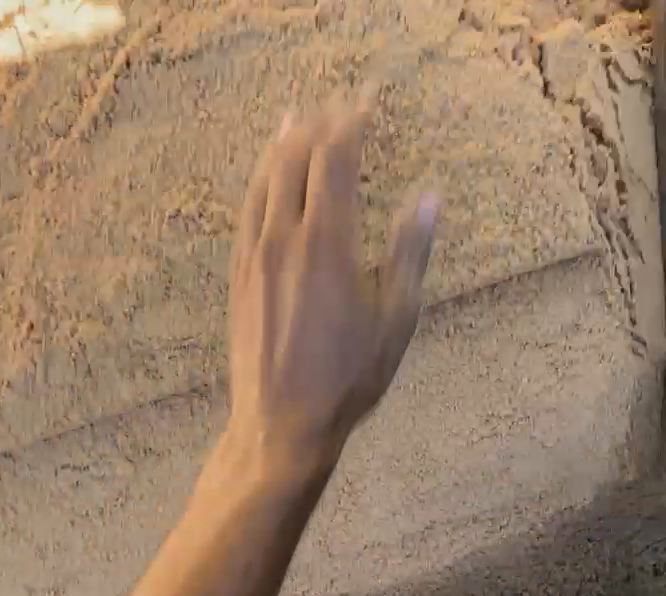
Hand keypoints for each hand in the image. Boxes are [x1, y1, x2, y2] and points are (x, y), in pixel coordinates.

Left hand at [226, 96, 439, 471]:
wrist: (281, 424)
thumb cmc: (347, 381)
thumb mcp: (395, 323)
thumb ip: (410, 255)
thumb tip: (428, 199)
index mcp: (327, 243)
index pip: (336, 159)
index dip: (351, 122)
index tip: (367, 100)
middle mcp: (283, 238)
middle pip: (293, 158)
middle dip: (316, 124)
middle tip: (335, 106)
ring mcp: (253, 257)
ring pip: (262, 181)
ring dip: (280, 145)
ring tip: (294, 119)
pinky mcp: (237, 278)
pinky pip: (245, 213)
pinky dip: (258, 182)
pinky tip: (264, 180)